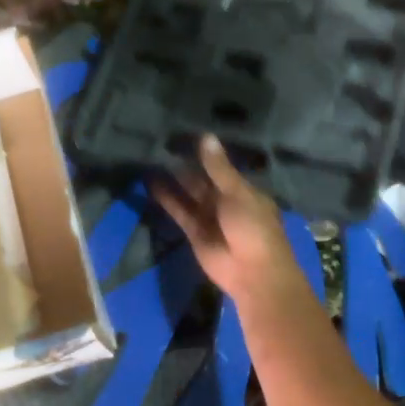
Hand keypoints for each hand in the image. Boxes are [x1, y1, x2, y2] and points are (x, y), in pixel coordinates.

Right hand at [154, 136, 314, 309]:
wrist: (252, 272)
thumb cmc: (253, 227)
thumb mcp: (237, 193)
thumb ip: (218, 168)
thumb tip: (206, 136)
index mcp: (243, 190)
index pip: (220, 166)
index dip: (203, 152)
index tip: (183, 133)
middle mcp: (225, 201)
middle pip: (202, 179)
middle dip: (185, 164)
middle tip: (161, 142)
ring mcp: (209, 217)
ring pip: (188, 194)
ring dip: (172, 180)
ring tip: (151, 159)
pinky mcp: (194, 232)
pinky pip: (178, 211)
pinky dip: (166, 199)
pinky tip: (151, 182)